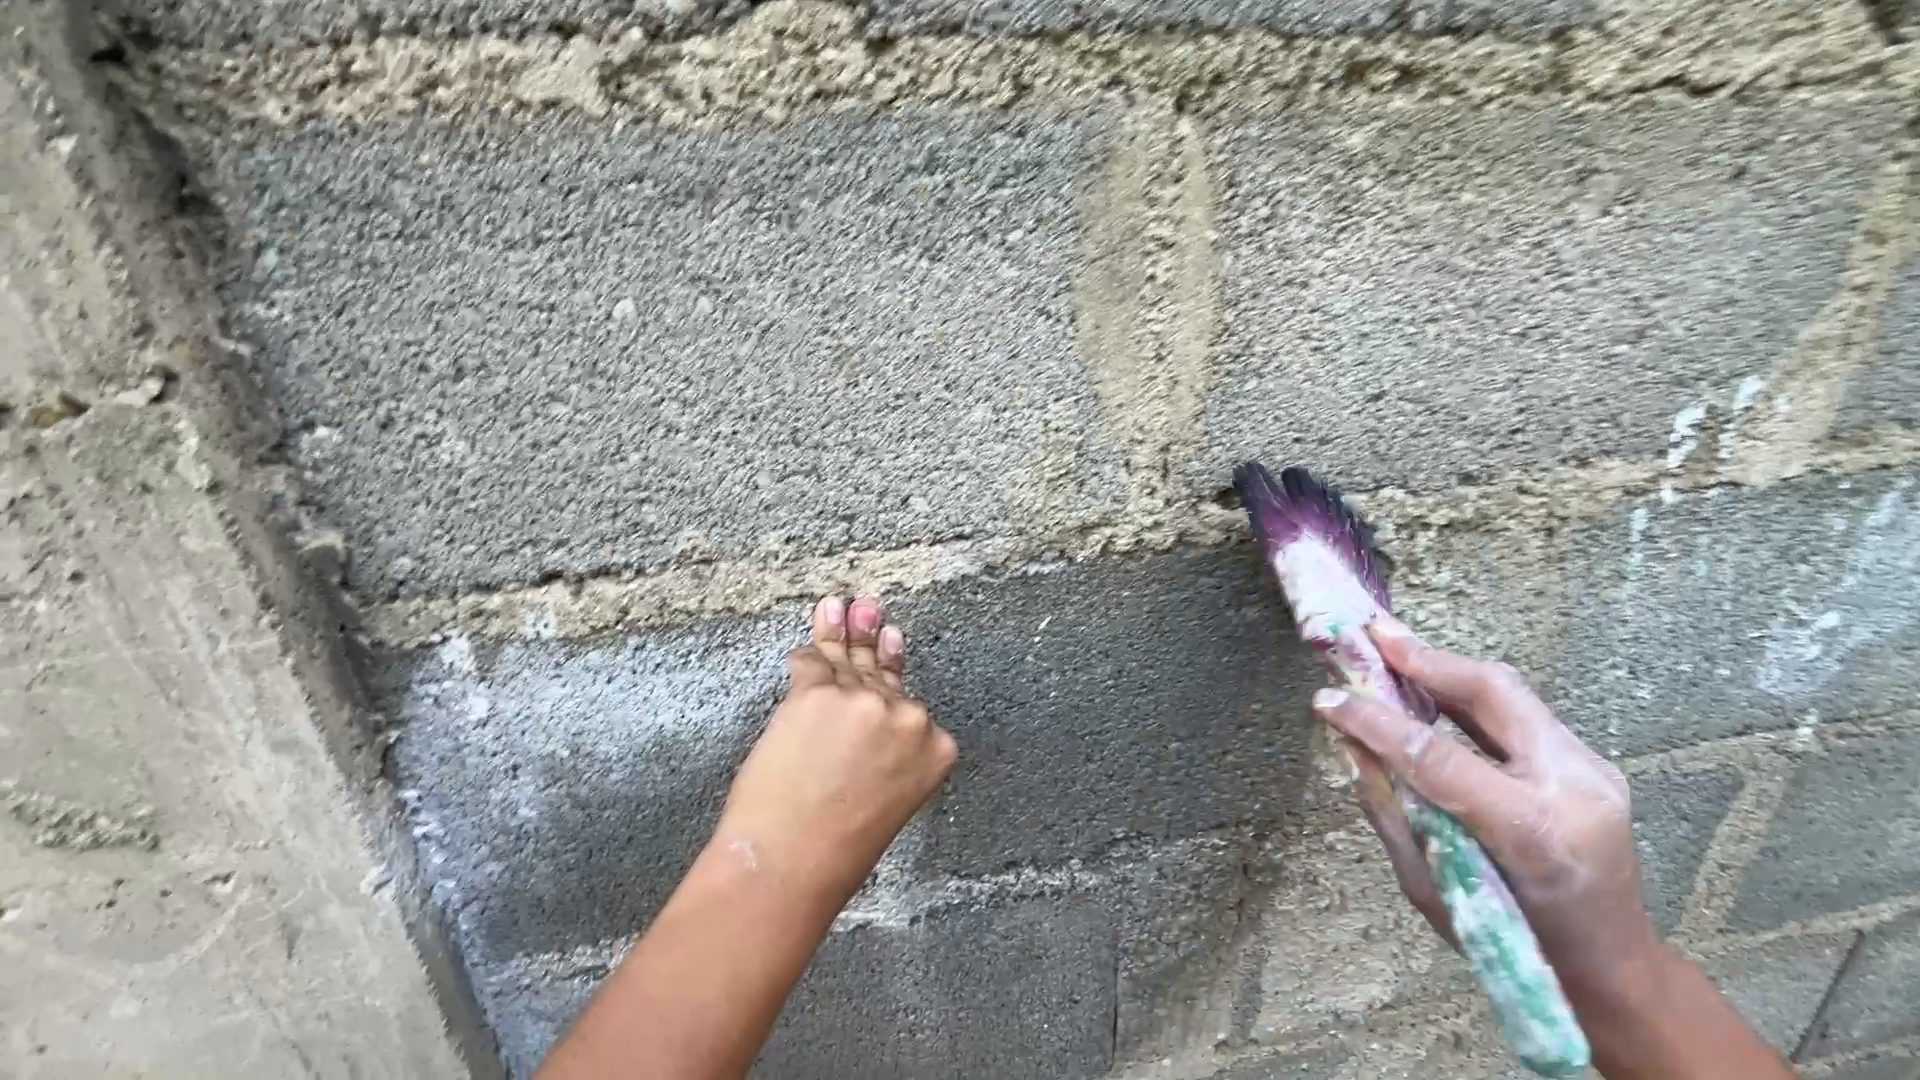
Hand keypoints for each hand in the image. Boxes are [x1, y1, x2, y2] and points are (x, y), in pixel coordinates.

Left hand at [713, 595, 957, 908]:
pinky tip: (809, 638)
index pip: (915, 706)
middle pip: (884, 677)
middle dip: (872, 645)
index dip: (892, 691)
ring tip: (843, 605)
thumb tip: (873, 718)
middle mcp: (907, 717)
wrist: (793, 864)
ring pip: (849, 661)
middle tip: (871, 610)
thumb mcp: (889, 796)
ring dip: (842, 630)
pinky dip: (805, 655)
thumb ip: (892, 752)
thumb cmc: (838, 845)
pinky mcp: (817, 692)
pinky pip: (811, 661)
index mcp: (936, 748)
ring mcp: (863, 700)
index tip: (892, 652)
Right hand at [1310, 616, 1660, 1000]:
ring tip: (1387, 641)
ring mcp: (1590, 768)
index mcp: (1533, 831)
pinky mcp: (1586, 760)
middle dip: (1422, 656)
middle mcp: (1574, 785)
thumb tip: (1353, 746)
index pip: (1437, 756)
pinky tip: (1426, 679)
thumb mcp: (1429, 888)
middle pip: (1491, 693)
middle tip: (1366, 631)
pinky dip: (1463, 688)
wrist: (1609, 966)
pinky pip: (1516, 709)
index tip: (1326, 699)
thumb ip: (1390, 812)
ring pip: (1508, 690)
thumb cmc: (1509, 940)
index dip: (1374, 721)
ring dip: (1440, 664)